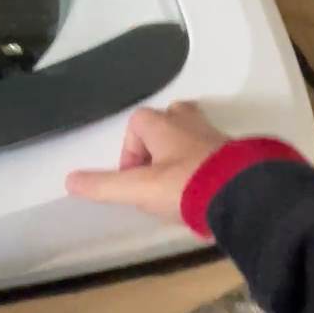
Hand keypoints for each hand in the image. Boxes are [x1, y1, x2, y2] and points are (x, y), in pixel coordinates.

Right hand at [64, 101, 229, 219]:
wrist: (244, 196)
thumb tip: (69, 181)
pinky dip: (210, 167)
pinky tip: (207, 191)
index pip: (138, 121)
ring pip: (196, 134)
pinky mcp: (241, 156)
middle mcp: (190, 124)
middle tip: (157, 170)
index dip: (130, 148)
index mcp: (163, 125)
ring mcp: (218, 138)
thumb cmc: (185, 185)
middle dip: (161, 139)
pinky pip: (219, 154)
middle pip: (172, 117)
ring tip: (182, 183)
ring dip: (186, 153)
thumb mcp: (138, 189)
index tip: (133, 178)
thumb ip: (103, 186)